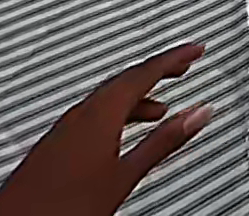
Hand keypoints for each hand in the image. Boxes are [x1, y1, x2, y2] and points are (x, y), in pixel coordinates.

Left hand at [0, 43, 212, 215]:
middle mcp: (80, 114)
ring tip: (159, 106)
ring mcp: (61, 132)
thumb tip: (198, 113)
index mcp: (101, 111)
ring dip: (137, 96)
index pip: (146, 70)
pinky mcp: (49, 151)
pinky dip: (116, 115)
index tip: (195, 49)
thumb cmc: (60, 209)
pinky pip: (91, 117)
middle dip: (157, 71)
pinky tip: (120, 135)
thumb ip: (164, 141)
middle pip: (126, 79)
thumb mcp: (125, 175)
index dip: (175, 56)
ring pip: (107, 99)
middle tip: (183, 65)